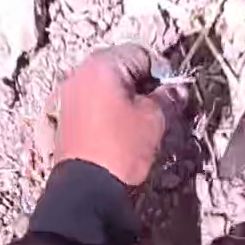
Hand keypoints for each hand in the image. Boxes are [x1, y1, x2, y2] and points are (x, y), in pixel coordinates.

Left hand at [52, 45, 175, 185]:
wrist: (87, 190)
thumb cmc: (121, 149)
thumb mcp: (153, 121)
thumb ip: (168, 98)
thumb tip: (178, 90)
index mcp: (103, 65)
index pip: (142, 54)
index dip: (163, 73)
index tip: (174, 94)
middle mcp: (81, 73)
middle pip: (121, 69)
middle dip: (143, 87)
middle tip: (161, 110)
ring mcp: (69, 95)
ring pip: (107, 88)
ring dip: (127, 100)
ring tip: (142, 125)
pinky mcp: (66, 118)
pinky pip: (94, 105)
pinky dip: (110, 113)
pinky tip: (122, 133)